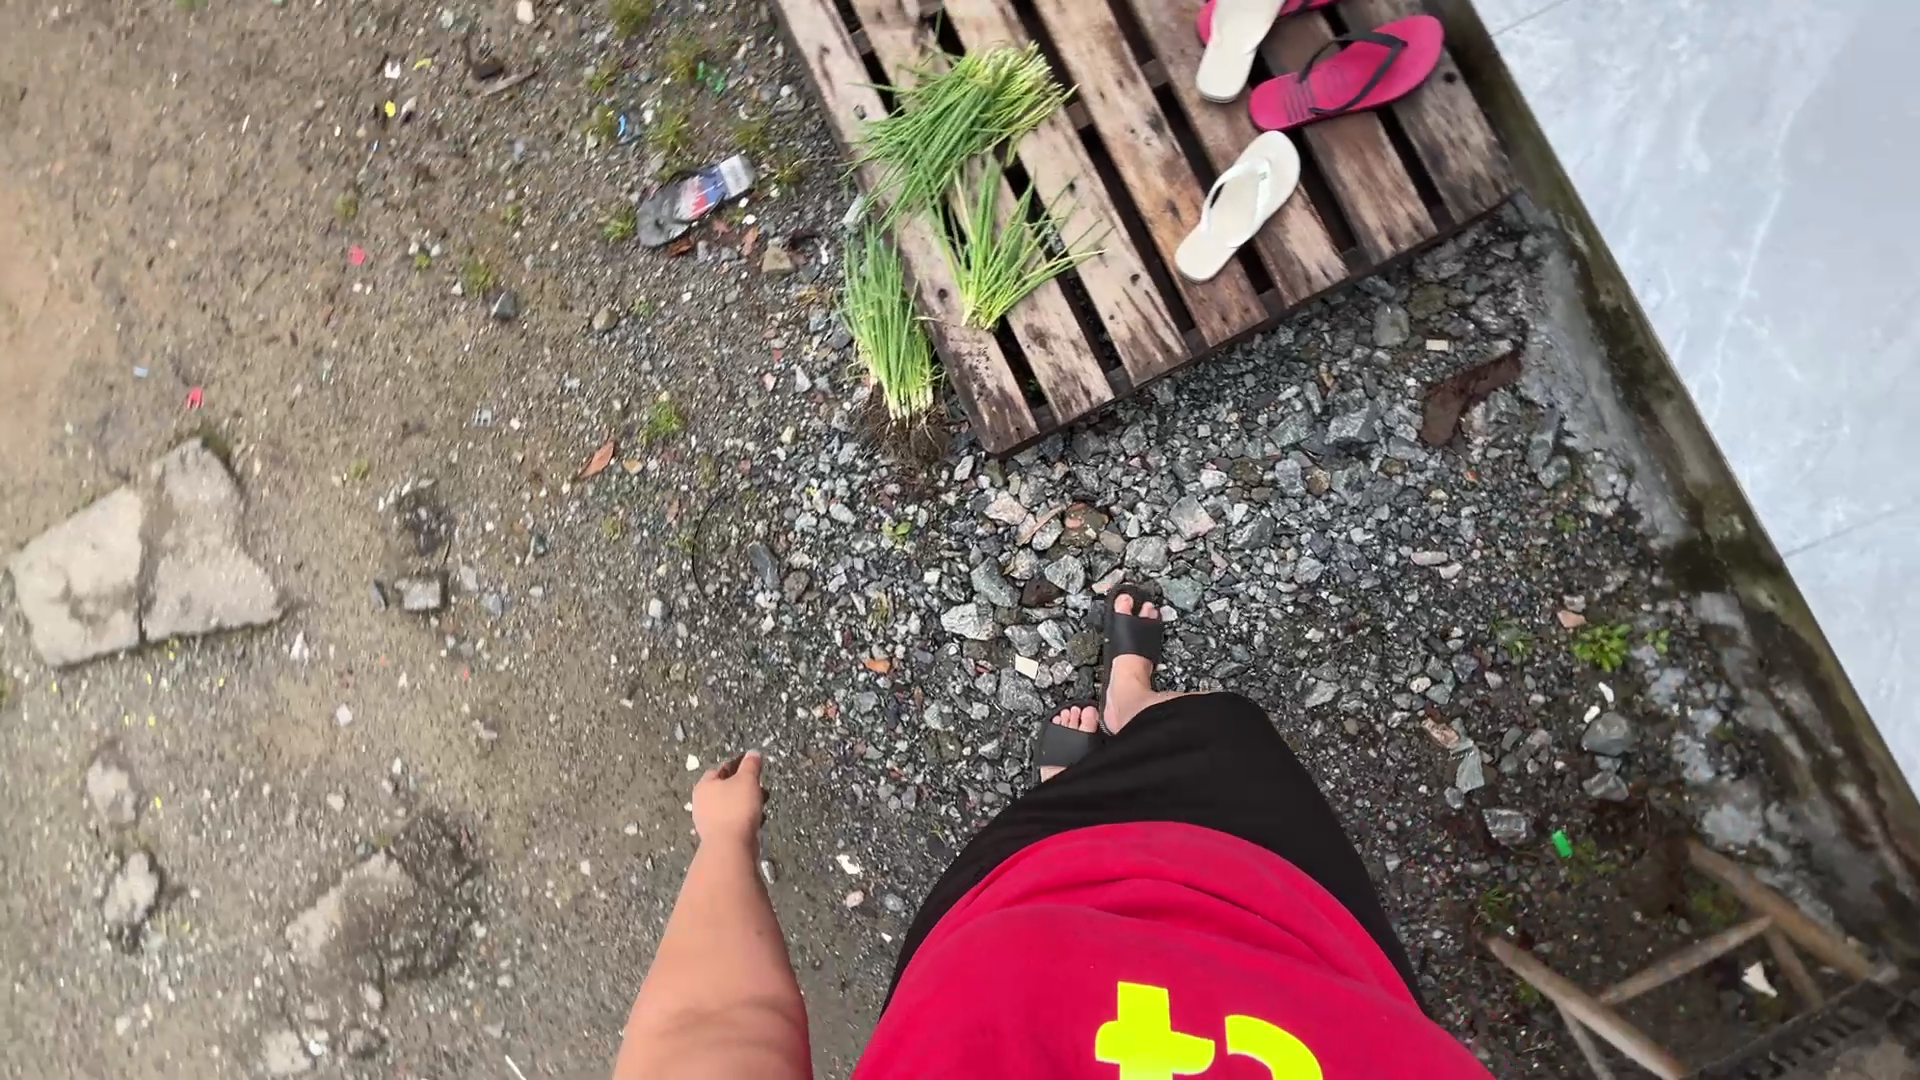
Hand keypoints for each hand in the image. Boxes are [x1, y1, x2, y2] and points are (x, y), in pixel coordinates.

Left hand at [692, 751, 765, 845]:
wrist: (731, 847)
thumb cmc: (737, 808)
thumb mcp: (748, 779)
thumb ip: (751, 764)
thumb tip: (753, 753)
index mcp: (704, 786)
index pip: (720, 769)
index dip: (737, 765)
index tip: (752, 767)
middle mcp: (702, 802)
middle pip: (726, 788)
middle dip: (744, 786)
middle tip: (759, 786)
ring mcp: (709, 821)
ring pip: (731, 805)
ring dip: (747, 803)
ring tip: (761, 804)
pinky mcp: (719, 836)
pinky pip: (734, 821)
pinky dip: (745, 818)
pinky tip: (757, 820)